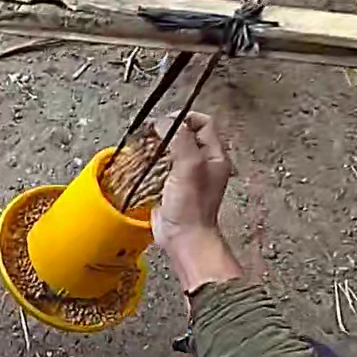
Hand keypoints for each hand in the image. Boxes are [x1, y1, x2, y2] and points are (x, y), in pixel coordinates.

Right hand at [152, 111, 242, 292]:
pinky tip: (142, 165)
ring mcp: (187, 176)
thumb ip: (179, 138)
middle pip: (185, 135)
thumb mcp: (189, 165)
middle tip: (150, 134)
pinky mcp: (172, 188)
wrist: (184, 237)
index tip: (163, 124)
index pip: (202, 123)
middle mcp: (203, 164)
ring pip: (171, 151)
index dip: (183, 119)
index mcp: (214, 156)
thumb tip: (163, 122)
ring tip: (143, 148)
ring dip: (156, 147)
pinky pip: (161, 168)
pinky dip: (151, 163)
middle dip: (166, 132)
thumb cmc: (191, 206)